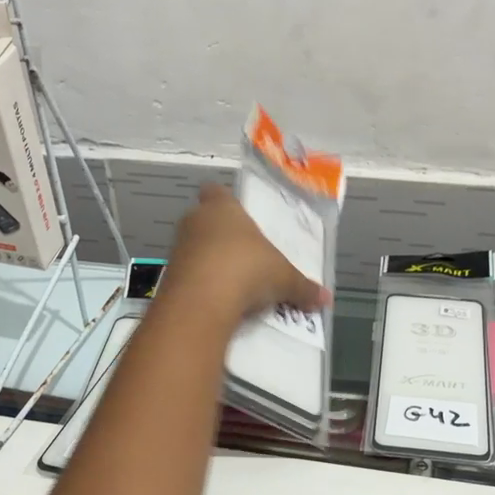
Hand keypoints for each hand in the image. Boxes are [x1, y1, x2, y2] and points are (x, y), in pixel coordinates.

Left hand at [161, 184, 328, 324]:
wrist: (201, 302)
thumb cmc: (247, 270)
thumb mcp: (284, 279)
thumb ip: (302, 287)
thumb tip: (325, 299)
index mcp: (222, 208)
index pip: (216, 191)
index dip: (225, 201)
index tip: (238, 216)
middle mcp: (195, 221)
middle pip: (205, 221)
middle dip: (221, 237)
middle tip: (243, 256)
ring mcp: (178, 249)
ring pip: (194, 249)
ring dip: (209, 263)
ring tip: (232, 285)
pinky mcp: (168, 277)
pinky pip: (188, 276)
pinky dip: (200, 286)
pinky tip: (217, 303)